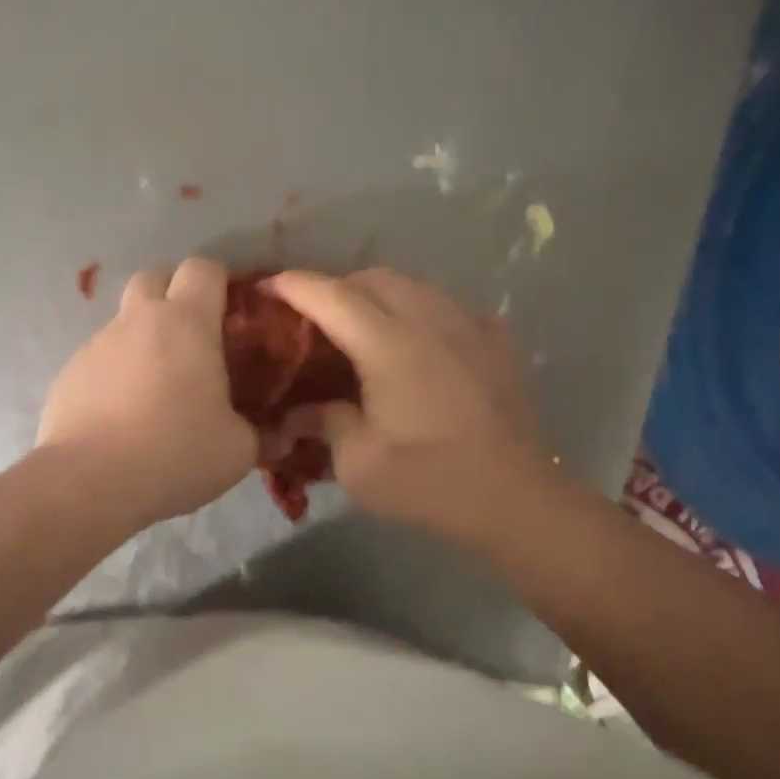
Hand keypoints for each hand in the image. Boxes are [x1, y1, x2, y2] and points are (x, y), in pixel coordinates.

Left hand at [38, 257, 257, 525]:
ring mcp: (97, 344)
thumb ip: (259, 433)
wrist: (88, 482)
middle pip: (154, 278)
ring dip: (142, 340)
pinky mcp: (68, 373)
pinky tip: (121, 417)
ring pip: (124, 322)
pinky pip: (99, 360)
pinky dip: (114, 375)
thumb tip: (277, 437)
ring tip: (155, 391)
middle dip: (173, 295)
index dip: (219, 283)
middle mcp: (138, 320)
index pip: (203, 268)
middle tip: (191, 340)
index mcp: (187, 322)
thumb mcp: (237, 451)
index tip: (230, 314)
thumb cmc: (175, 453)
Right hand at [268, 269, 556, 544]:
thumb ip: (323, 423)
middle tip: (313, 319)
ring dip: (379, 296)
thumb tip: (297, 412)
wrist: (514, 500)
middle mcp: (428, 320)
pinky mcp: (496, 343)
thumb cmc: (428, 482)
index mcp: (388, 344)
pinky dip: (422, 314)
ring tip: (362, 328)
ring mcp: (468, 327)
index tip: (265, 287)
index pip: (330, 296)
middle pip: (373, 279)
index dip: (293, 286)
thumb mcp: (358, 463)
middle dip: (336, 288)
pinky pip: (449, 308)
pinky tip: (419, 343)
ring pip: (414, 286)